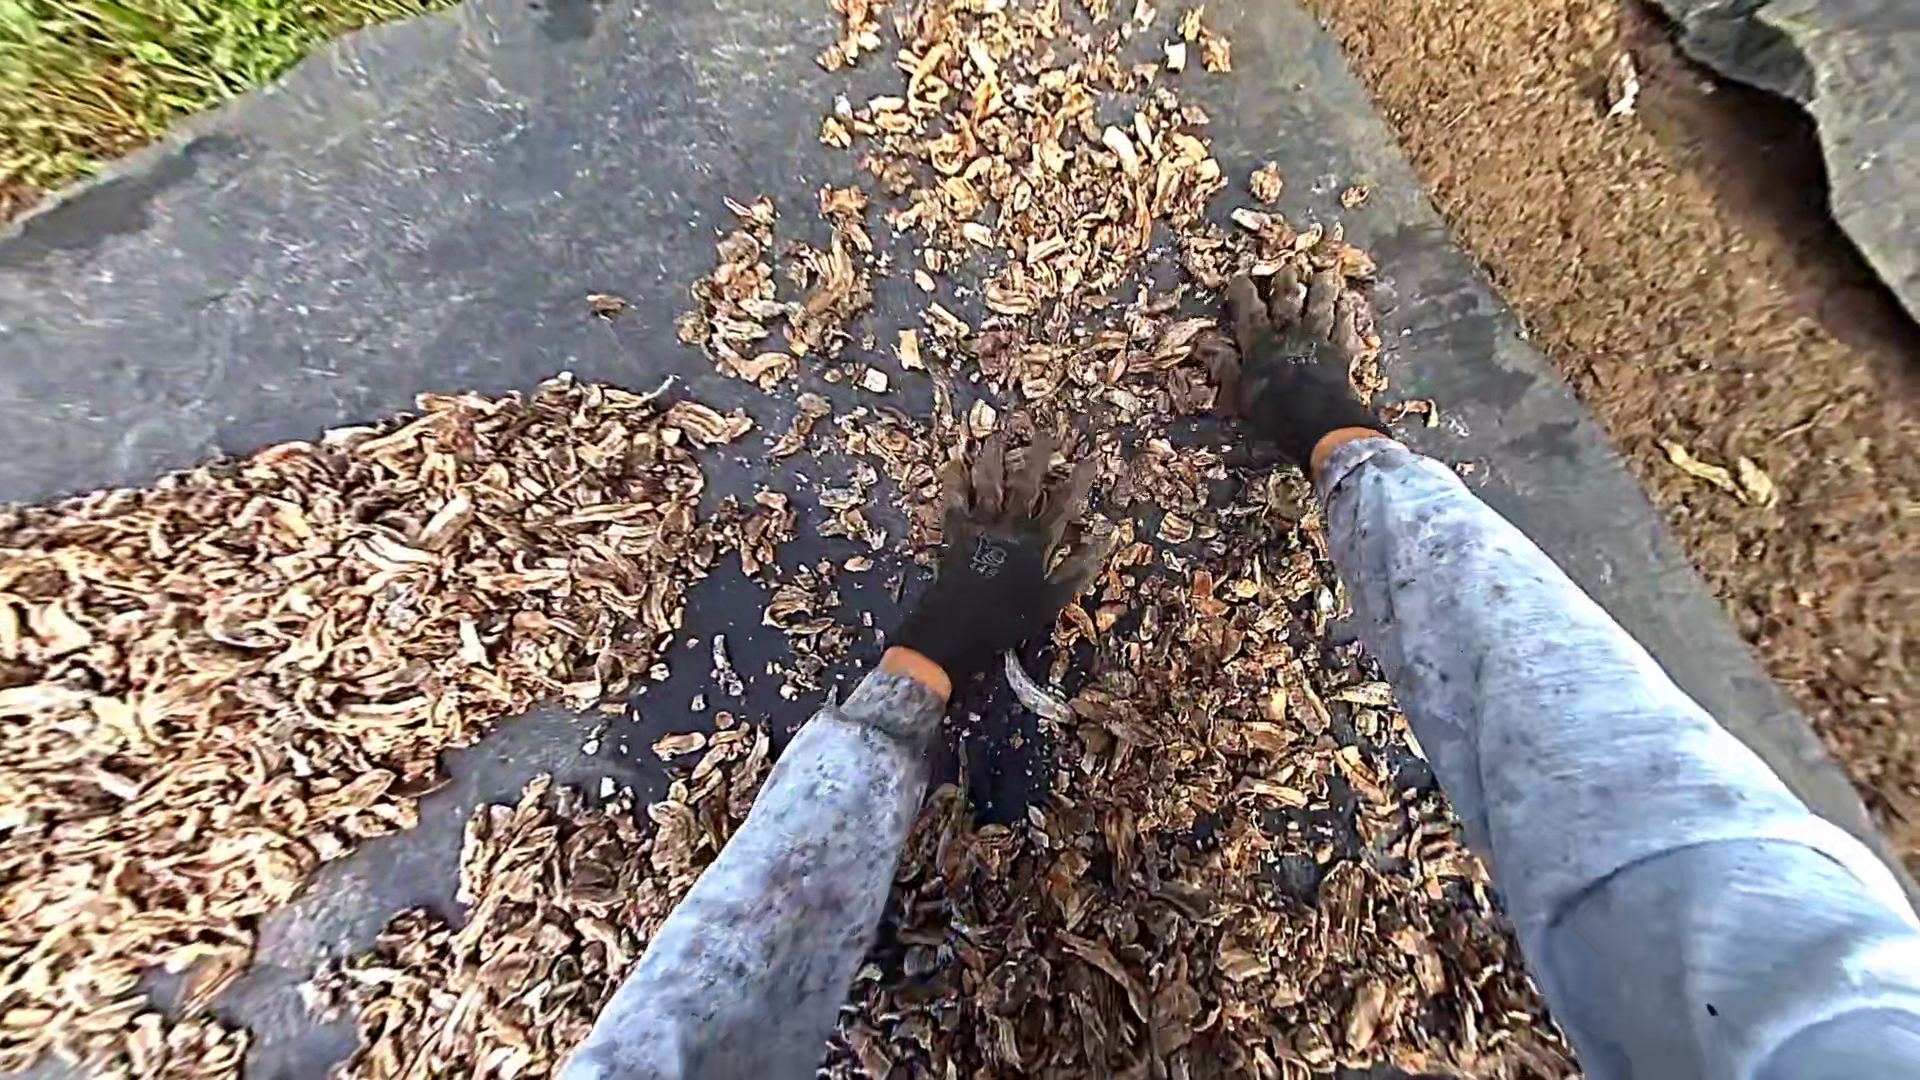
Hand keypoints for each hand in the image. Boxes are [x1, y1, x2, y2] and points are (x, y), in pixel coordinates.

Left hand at [890, 430, 1102, 686]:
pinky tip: (955, 460)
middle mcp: (1009, 525)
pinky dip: (955, 480)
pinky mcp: (955, 531)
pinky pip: (954, 499)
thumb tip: (1106, 536)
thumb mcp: (1052, 598)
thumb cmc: (1008, 619)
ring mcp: (980, 525)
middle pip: (1027, 483)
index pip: (1063, 504)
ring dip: (995, 456)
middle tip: (1047, 429)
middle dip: (1039, 455)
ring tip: (1000, 433)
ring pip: (990, 483)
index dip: (1078, 480)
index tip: (1091, 456)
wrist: (957, 629)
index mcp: (1036, 542)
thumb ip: (1079, 566)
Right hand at [1207, 267, 1387, 468]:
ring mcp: (1320, 341)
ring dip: (1322, 290)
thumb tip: (1205, 344)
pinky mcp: (1342, 352)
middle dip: (1286, 283)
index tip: (1239, 278)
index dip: (1243, 295)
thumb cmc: (1271, 413)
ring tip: (1325, 272)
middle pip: (1288, 302)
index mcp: (1261, 344)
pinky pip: (1345, 327)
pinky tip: (1349, 302)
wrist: (1318, 422)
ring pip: (1321, 308)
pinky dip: (1347, 313)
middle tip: (1287, 267)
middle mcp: (1290, 335)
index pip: (1249, 313)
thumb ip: (1225, 367)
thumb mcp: (1237, 395)